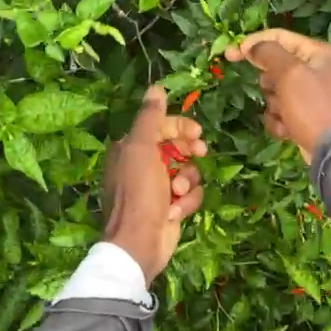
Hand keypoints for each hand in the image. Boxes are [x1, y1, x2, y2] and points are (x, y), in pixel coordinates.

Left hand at [100, 86, 207, 282]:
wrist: (139, 243)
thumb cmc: (138, 193)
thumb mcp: (141, 149)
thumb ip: (149, 118)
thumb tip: (156, 87)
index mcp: (131, 148)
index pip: (161, 126)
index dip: (180, 127)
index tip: (196, 133)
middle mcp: (143, 165)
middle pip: (177, 147)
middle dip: (189, 151)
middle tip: (199, 152)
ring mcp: (158, 188)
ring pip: (188, 171)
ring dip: (187, 181)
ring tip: (177, 192)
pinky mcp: (171, 207)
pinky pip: (190, 194)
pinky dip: (186, 202)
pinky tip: (175, 212)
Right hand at [223, 29, 330, 163]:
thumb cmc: (314, 106)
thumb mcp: (291, 73)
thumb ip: (269, 53)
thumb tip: (252, 46)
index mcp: (318, 53)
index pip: (279, 37)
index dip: (253, 43)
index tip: (230, 55)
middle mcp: (317, 70)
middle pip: (275, 66)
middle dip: (269, 83)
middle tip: (276, 91)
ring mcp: (311, 95)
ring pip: (275, 92)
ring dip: (274, 105)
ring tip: (287, 115)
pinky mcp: (306, 116)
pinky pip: (281, 112)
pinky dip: (280, 122)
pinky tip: (288, 131)